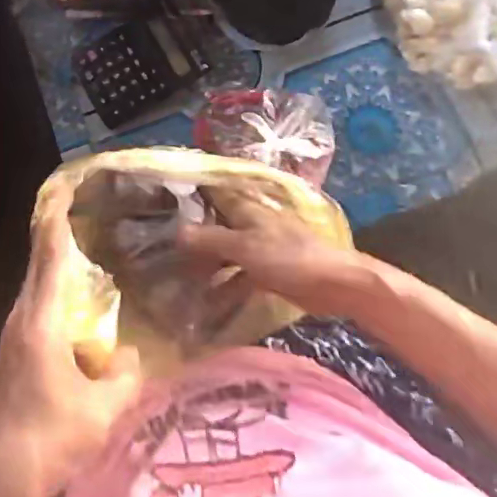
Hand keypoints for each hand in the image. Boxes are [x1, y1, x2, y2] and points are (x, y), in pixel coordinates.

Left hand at [0, 212, 141, 496]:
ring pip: (41, 284)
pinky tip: (83, 307)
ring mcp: (14, 333)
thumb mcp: (101, 411)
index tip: (66, 182)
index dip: (57, 213)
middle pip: (42, 260)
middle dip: (61, 229)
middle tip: (88, 204)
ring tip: (94, 248)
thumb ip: (125, 375)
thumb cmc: (48, 440)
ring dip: (62, 263)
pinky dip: (61, 293)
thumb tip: (131, 353)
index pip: (49, 252)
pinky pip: (41, 307)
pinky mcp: (15, 352)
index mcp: (39, 319)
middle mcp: (22, 316)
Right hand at [177, 191, 385, 316]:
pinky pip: (236, 275)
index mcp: (245, 207)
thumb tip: (175, 231)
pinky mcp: (266, 270)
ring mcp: (258, 247)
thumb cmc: (289, 257)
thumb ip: (210, 239)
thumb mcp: (244, 247)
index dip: (188, 196)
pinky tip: (205, 302)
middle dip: (191, 236)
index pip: (211, 194)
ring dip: (205, 265)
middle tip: (162, 250)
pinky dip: (223, 285)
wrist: (335, 285)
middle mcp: (248, 223)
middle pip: (214, 225)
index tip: (160, 202)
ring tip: (177, 279)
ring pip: (224, 252)